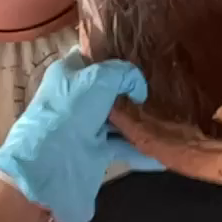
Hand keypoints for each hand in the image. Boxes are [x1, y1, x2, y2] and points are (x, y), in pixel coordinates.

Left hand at [0, 52, 159, 221]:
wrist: (50, 166)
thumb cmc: (72, 110)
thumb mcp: (101, 78)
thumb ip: (126, 73)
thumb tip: (139, 88)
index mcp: (69, 72)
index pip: (93, 57)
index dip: (115, 56)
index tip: (142, 56)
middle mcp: (77, 97)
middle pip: (111, 87)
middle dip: (134, 88)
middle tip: (163, 85)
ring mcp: (87, 125)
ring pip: (120, 117)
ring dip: (142, 117)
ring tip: (171, 114)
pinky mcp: (97, 150)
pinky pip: (126, 145)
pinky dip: (144, 147)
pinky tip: (165, 147)